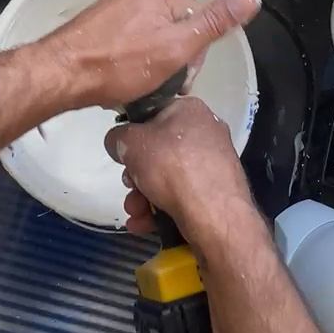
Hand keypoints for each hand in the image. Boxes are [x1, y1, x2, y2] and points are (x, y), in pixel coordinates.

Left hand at [37, 0, 260, 110]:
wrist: (60, 75)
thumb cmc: (120, 65)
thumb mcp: (177, 47)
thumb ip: (215, 22)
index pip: (197, 21)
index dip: (194, 55)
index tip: (179, 80)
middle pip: (173, 28)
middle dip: (172, 60)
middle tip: (159, 88)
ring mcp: (112, 6)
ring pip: (149, 37)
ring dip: (150, 64)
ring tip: (137, 88)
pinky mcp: (95, 23)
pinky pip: (125, 40)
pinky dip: (128, 60)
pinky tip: (120, 80)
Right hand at [103, 97, 258, 248]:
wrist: (215, 214)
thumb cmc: (171, 166)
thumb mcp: (131, 143)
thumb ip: (118, 137)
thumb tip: (119, 142)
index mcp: (190, 109)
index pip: (153, 113)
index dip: (133, 132)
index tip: (123, 153)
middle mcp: (206, 132)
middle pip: (158, 150)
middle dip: (136, 174)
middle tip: (129, 186)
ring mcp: (213, 163)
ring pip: (167, 176)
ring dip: (143, 195)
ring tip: (135, 212)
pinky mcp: (216, 192)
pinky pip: (181, 195)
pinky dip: (160, 208)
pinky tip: (143, 223)